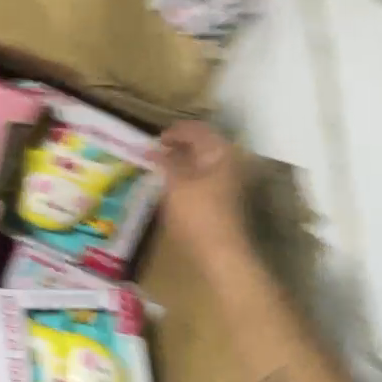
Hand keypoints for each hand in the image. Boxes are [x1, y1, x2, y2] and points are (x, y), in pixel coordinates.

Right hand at [158, 122, 248, 265]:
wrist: (221, 252)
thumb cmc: (197, 213)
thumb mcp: (176, 183)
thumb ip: (166, 161)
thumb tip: (153, 148)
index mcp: (219, 152)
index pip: (196, 129)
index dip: (173, 131)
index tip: (152, 140)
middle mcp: (228, 161)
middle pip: (202, 143)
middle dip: (177, 144)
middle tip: (153, 151)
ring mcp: (228, 180)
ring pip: (202, 160)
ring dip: (181, 159)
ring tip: (158, 165)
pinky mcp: (223, 196)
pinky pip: (203, 174)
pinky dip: (186, 173)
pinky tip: (170, 182)